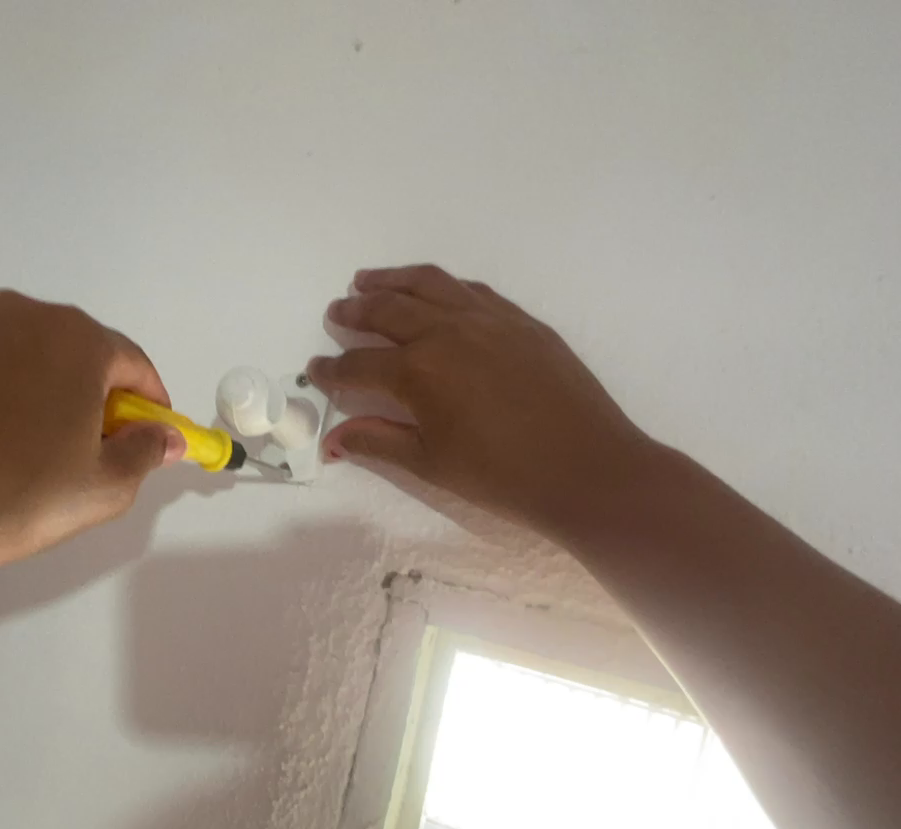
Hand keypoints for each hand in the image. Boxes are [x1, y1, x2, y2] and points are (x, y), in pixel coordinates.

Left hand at [0, 289, 184, 590]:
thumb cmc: (17, 494)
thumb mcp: (104, 485)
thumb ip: (147, 452)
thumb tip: (165, 436)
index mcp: (79, 337)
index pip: (137, 369)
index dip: (152, 412)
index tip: (150, 449)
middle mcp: (30, 315)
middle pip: (90, 360)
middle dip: (105, 407)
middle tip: (96, 463)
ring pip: (45, 367)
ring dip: (61, 405)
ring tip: (46, 464)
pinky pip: (6, 374)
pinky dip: (21, 404)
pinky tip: (7, 451)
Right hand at [307, 264, 656, 536]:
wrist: (585, 468)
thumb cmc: (499, 476)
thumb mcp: (428, 463)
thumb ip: (377, 441)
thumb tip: (333, 439)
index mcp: (418, 371)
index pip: (359, 364)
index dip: (332, 369)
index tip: (315, 368)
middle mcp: (447, 332)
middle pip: (388, 310)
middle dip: (355, 311)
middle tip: (336, 312)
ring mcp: (488, 319)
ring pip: (430, 284)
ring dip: (393, 280)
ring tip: (368, 280)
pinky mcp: (521, 321)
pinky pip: (471, 290)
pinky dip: (442, 287)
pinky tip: (435, 293)